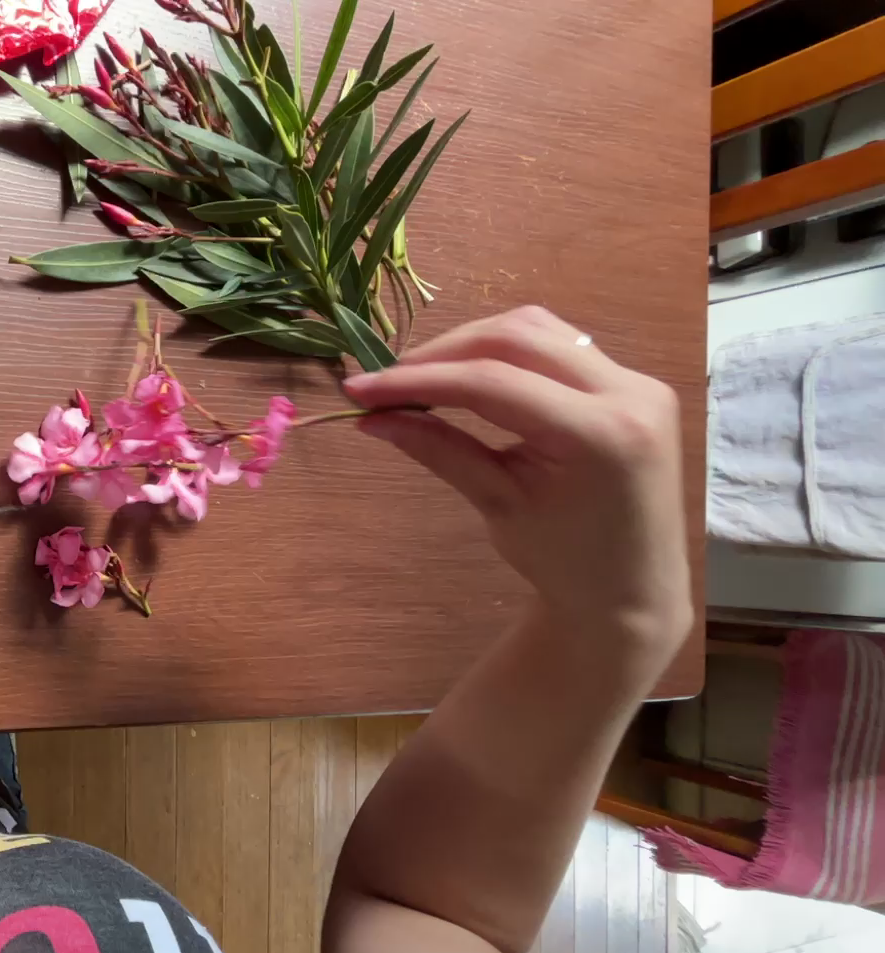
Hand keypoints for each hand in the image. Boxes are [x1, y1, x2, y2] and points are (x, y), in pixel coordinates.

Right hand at [344, 306, 690, 646]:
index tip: (357, 391)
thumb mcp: (494, 501)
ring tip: (418, 378)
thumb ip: (437, 448)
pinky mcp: (625, 382)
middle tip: (383, 383)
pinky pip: (554, 345)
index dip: (415, 381)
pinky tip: (463, 377)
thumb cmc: (560, 557)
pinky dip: (498, 353)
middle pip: (515, 338)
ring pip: (536, 329)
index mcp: (597, 433)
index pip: (490, 383)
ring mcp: (633, 381)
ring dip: (467, 345)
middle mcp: (627, 391)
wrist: (630, 585)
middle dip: (439, 353)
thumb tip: (372, 419)